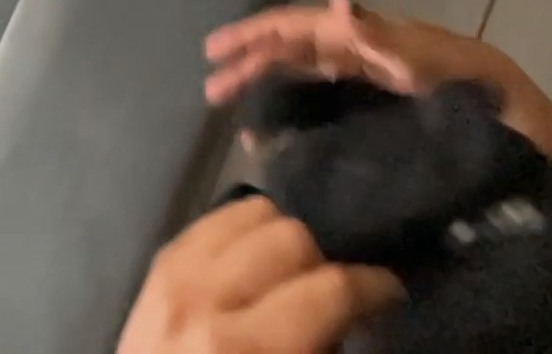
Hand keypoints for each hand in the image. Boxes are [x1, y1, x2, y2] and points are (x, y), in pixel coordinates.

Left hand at [117, 196, 402, 353]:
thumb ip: (321, 349)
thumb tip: (354, 315)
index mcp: (243, 348)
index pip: (329, 288)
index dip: (374, 287)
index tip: (391, 291)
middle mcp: (206, 296)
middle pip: (291, 236)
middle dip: (324, 261)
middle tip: (335, 291)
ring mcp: (176, 272)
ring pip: (253, 211)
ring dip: (282, 238)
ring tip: (293, 271)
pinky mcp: (159, 262)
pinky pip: (215, 218)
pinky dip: (244, 230)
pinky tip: (255, 260)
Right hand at [203, 0, 479, 104]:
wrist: (499, 104)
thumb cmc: (458, 75)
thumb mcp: (419, 55)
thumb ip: (377, 32)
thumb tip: (333, 0)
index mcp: (352, 30)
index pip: (290, 26)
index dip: (252, 34)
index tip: (215, 48)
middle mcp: (347, 43)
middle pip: (287, 48)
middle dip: (248, 62)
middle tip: (211, 88)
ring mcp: (355, 68)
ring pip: (297, 68)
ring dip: (263, 79)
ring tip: (228, 102)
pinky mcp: (365, 92)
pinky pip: (316, 90)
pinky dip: (289, 99)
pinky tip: (274, 120)